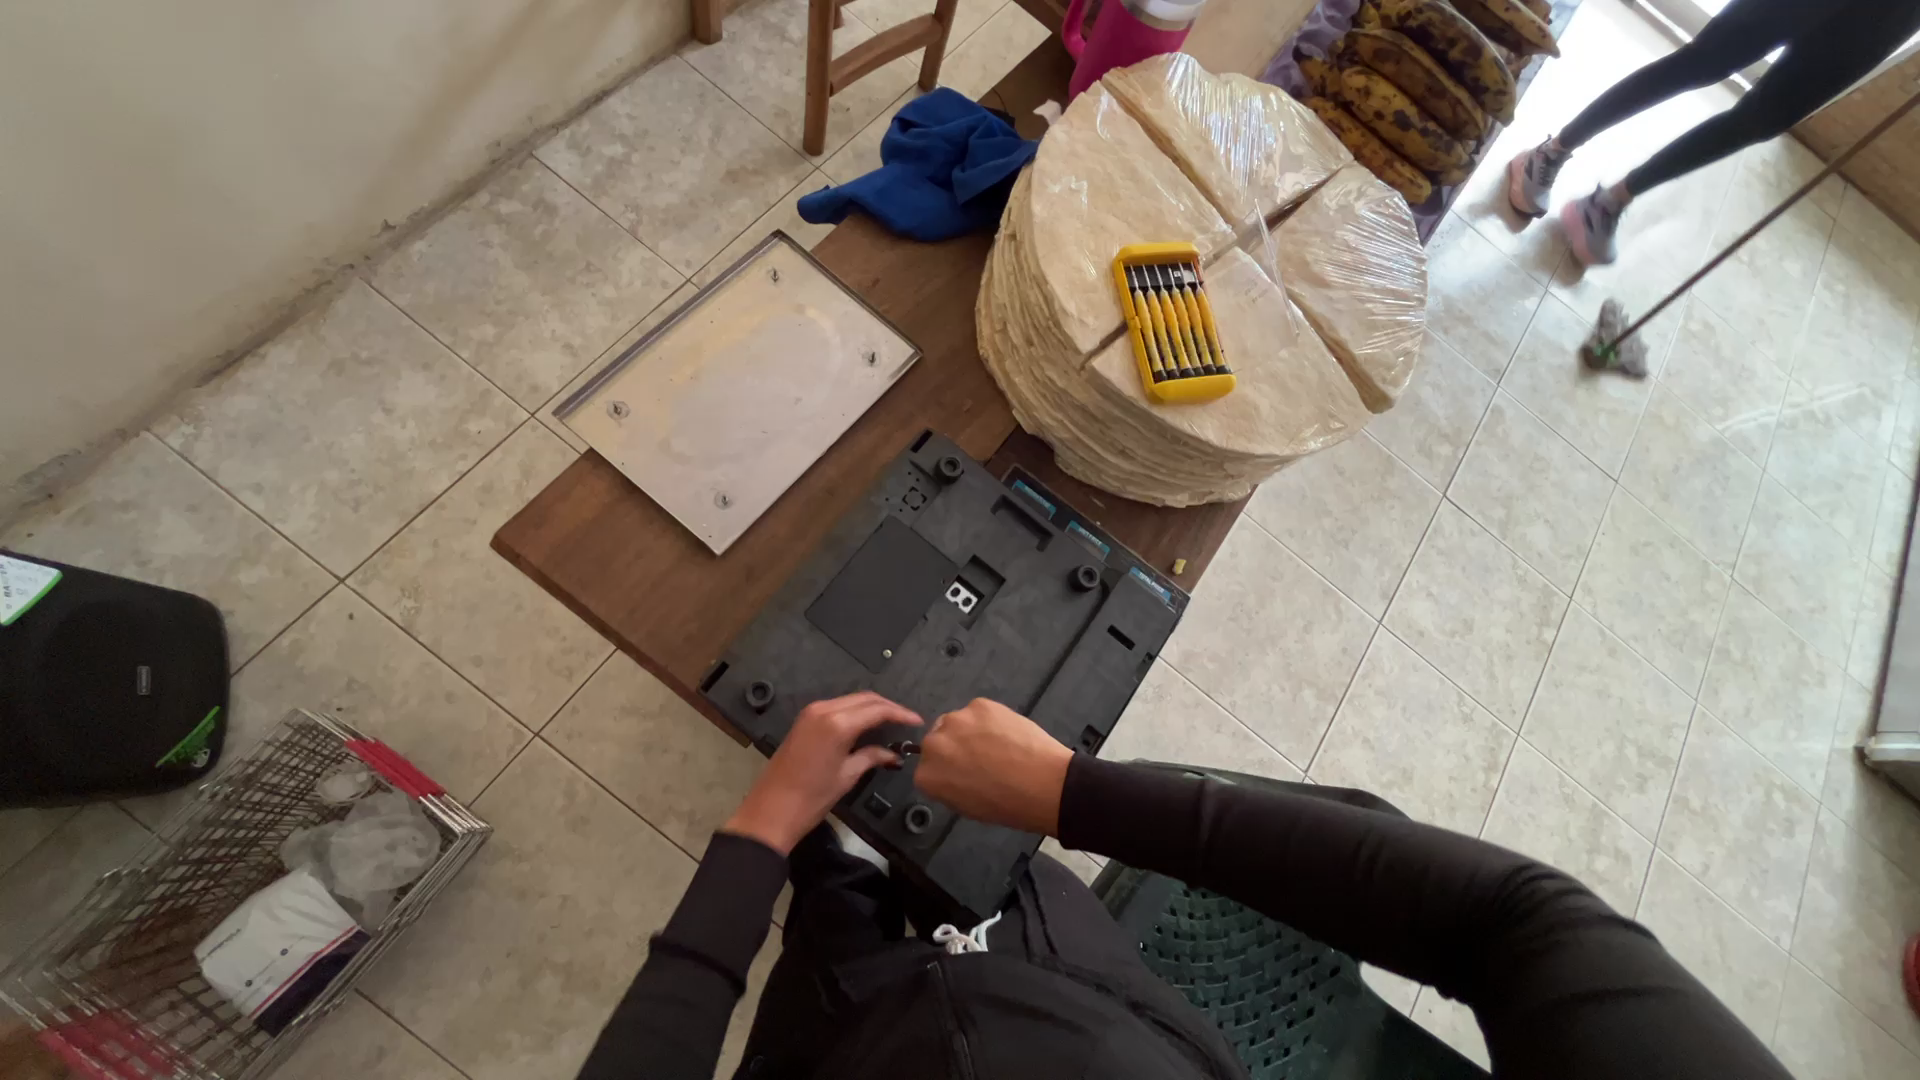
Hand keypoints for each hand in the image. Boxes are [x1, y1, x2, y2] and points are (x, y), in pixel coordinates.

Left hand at [723, 692, 921, 854]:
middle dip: (888, 707)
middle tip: (907, 721)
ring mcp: (812, 712)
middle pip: (865, 699)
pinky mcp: (804, 719)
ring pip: (851, 700)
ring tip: (891, 722)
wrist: (770, 811)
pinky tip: (867, 725)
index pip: (877, 709)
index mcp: (838, 723)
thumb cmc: (812, 798)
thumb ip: (872, 757)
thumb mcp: (847, 776)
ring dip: (872, 708)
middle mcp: (825, 710)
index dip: (900, 714)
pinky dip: (855, 712)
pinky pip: (837, 707)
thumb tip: (893, 754)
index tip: (917, 722)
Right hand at [914, 699, 1071, 835]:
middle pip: (937, 741)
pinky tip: (1005, 734)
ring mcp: (957, 720)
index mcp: (927, 776)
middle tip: (978, 759)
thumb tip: (950, 772)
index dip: (946, 770)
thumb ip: (947, 785)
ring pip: (956, 723)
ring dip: (969, 731)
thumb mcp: (966, 807)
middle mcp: (934, 744)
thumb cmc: (1007, 804)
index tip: (960, 775)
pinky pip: (977, 711)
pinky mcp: (979, 705)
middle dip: (954, 748)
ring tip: (996, 745)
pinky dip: (988, 719)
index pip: (926, 768)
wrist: (1044, 784)